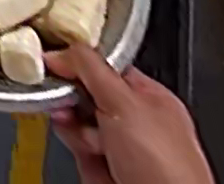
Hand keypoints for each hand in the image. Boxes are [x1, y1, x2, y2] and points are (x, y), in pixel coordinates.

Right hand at [45, 45, 213, 183]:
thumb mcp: (124, 103)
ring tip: (82, 133)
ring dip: (71, 121)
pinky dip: (71, 140)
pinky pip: (72, 140)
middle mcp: (134, 121)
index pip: (105, 65)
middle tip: (67, 96)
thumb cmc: (166, 172)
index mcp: (151, 99)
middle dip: (71, 94)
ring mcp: (118, 145)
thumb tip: (58, 51)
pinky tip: (83, 148)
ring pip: (75, 115)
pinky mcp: (101, 166)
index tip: (57, 58)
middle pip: (85, 89)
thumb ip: (89, 67)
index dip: (80, 60)